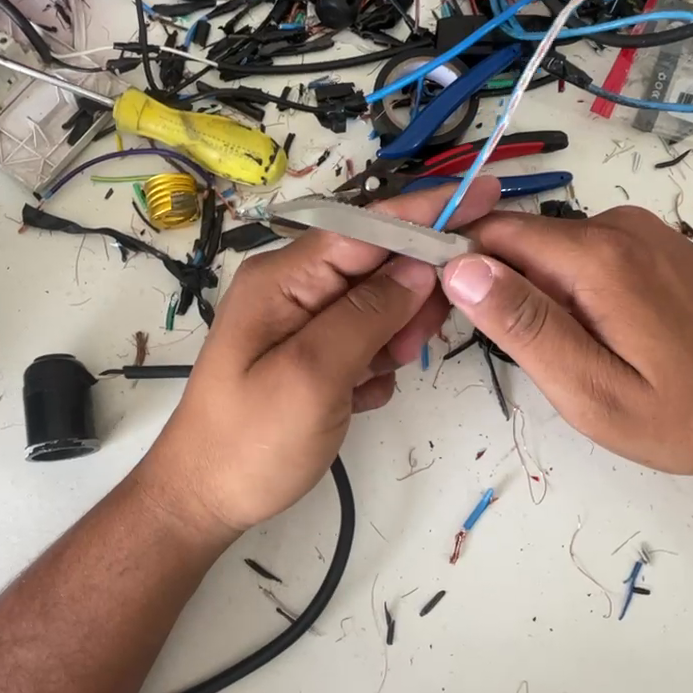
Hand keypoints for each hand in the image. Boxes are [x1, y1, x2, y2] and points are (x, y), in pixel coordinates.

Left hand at [134, 179, 501, 534]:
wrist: (206, 497)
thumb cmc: (250, 442)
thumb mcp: (312, 375)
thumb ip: (367, 315)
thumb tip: (420, 267)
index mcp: (282, 279)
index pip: (365, 228)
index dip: (426, 211)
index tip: (486, 195)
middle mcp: (292, 288)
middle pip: (377, 263)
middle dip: (410, 293)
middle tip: (414, 343)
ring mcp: (302, 322)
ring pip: (378, 305)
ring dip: (394, 336)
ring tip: (379, 374)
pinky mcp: (314, 355)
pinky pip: (366, 340)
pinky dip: (376, 364)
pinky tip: (360, 396)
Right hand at [438, 206, 692, 487]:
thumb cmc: (690, 415)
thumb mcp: (591, 389)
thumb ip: (523, 325)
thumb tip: (459, 268)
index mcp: (595, 256)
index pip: (489, 234)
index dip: (458, 269)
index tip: (450, 321)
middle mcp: (617, 226)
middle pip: (520, 242)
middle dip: (501, 289)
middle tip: (523, 357)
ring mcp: (644, 233)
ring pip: (551, 252)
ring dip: (539, 295)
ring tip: (570, 356)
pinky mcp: (660, 247)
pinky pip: (587, 257)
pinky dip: (574, 291)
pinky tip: (604, 339)